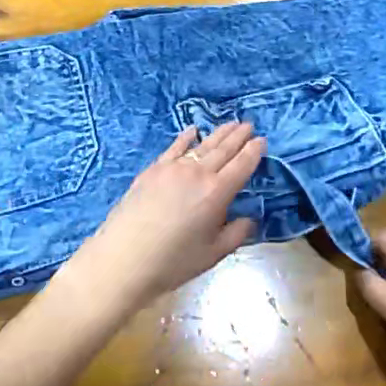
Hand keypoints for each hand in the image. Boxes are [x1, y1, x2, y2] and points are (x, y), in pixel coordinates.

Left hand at [65, 122, 265, 313]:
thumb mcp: (213, 254)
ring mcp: (173, 168)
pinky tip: (193, 131)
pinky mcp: (153, 170)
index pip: (242, 166)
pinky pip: (175, 147)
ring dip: (218, 133)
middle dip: (238, 136)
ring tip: (231, 124)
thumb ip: (235, 233)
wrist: (124, 258)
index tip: (262, 140)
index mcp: (217, 193)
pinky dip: (186, 137)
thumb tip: (248, 218)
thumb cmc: (172, 262)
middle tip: (249, 125)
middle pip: (223, 149)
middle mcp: (198, 173)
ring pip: (202, 145)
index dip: (254, 152)